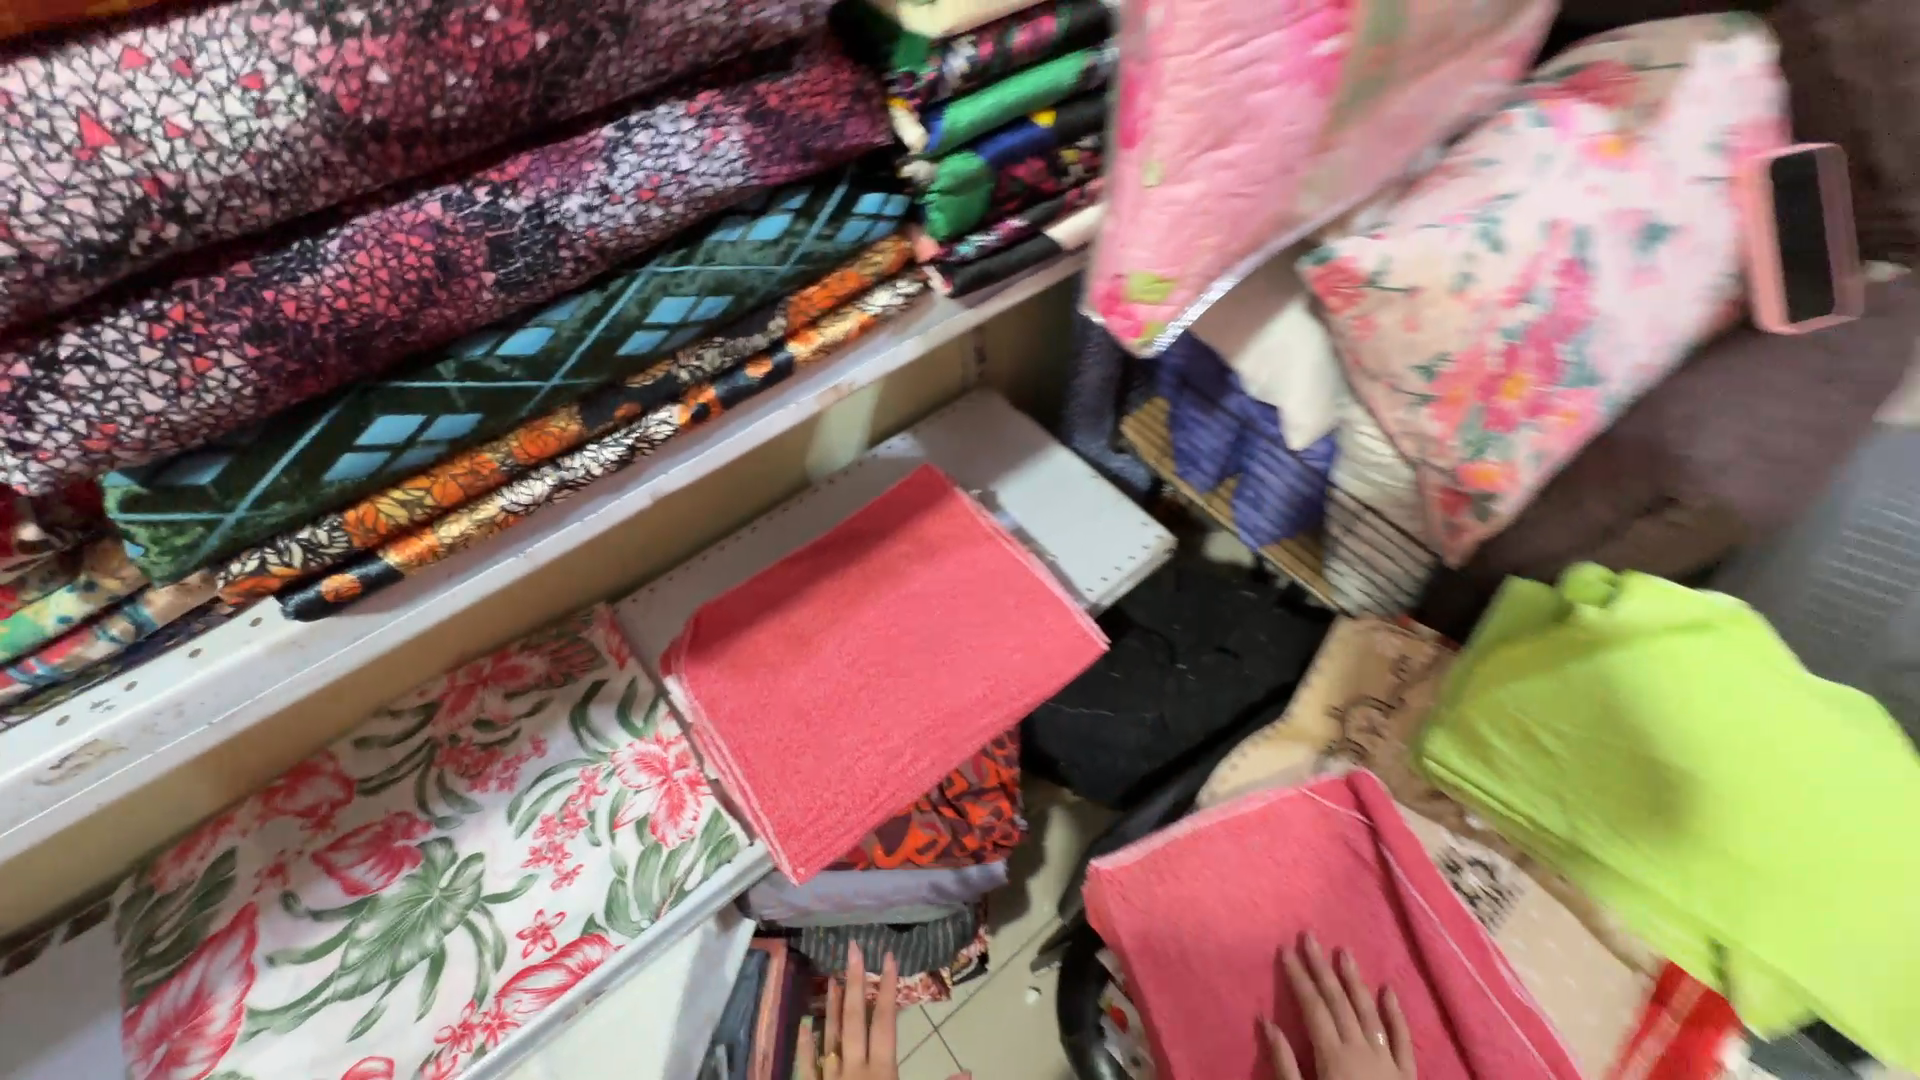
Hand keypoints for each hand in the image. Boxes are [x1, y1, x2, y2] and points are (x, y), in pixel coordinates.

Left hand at [797, 942, 970, 1079]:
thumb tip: (969, 1071)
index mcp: (883, 1073)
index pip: (886, 1021)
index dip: (888, 988)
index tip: (888, 957)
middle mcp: (855, 1071)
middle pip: (855, 1019)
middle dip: (856, 982)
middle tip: (853, 949)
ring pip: (830, 1036)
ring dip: (832, 1006)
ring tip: (833, 977)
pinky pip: (807, 1068)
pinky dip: (806, 1045)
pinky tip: (804, 1025)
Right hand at [1265, 935, 1414, 1079]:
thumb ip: (1285, 1065)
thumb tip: (1265, 1021)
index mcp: (1334, 1057)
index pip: (1313, 1007)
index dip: (1298, 977)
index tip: (1285, 949)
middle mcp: (1363, 1052)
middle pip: (1339, 1002)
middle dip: (1322, 968)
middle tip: (1309, 936)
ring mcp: (1389, 1064)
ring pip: (1370, 1013)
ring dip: (1355, 981)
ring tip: (1344, 952)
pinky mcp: (1409, 1079)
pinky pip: (1404, 1041)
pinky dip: (1396, 1015)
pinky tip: (1388, 992)